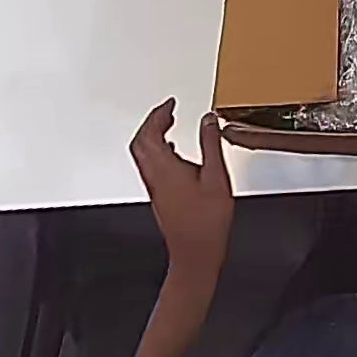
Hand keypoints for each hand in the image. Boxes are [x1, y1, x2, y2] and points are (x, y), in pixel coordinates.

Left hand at [130, 98, 234, 281]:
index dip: (157, 114)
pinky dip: (158, 148)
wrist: (196, 254)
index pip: (149, 134)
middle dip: (152, 122)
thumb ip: (211, 143)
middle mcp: (154, 177)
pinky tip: (172, 148)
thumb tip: (208, 119)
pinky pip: (150, 164)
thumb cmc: (207, 220)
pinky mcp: (160, 195)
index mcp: (165, 169)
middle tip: (168, 109)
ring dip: (153, 134)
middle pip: (140, 143)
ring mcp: (155, 188)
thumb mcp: (216, 175)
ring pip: (143, 154)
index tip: (170, 102)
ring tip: (170, 122)